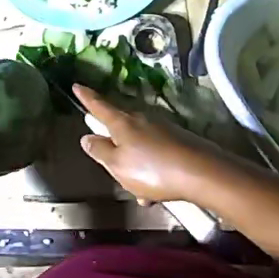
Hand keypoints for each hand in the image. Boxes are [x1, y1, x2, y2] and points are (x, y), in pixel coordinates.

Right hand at [75, 85, 231, 204]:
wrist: (202, 173)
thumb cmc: (152, 169)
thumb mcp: (117, 165)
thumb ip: (100, 151)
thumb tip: (87, 137)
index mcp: (122, 123)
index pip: (99, 106)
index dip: (87, 97)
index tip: (77, 86)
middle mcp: (142, 120)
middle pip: (121, 126)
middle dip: (114, 143)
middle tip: (110, 161)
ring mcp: (162, 129)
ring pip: (140, 145)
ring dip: (136, 165)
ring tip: (139, 190)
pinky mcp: (179, 141)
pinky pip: (156, 155)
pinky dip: (152, 171)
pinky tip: (156, 192)